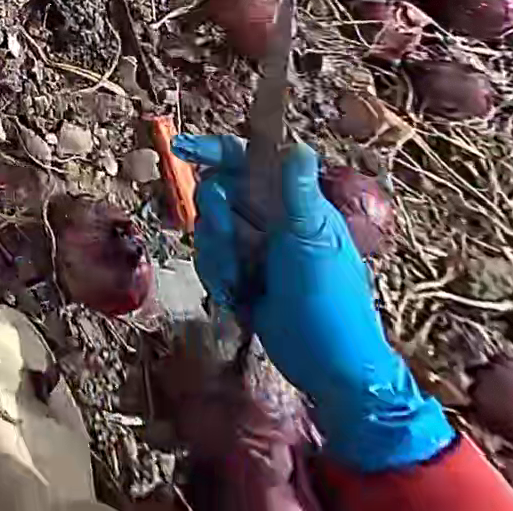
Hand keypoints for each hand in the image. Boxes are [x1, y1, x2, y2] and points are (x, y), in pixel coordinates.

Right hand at [173, 134, 453, 472]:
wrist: (331, 369)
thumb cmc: (331, 298)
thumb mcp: (312, 239)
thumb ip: (298, 190)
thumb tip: (297, 144)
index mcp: (287, 199)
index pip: (244, 159)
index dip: (212, 148)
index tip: (181, 148)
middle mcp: (266, 215)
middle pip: (216, 192)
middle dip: (216, 217)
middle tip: (230, 239)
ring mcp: (251, 245)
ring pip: (208, 228)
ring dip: (218, 254)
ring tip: (242, 279)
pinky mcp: (239, 272)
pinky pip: (209, 259)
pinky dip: (218, 275)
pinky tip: (238, 295)